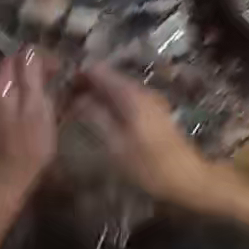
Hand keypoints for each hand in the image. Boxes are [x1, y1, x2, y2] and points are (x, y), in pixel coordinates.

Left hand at [0, 50, 58, 198]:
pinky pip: (17, 97)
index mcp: (0, 85)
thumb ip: (32, 77)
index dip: (44, 57)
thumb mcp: (36, 109)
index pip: (21, 54)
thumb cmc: (26, 147)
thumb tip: (31, 50)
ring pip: (18, 82)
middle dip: (41, 69)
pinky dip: (32, 97)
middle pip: (18, 67)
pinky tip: (45, 109)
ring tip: (58, 94)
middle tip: (63, 81)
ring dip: (38, 84)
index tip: (63, 69)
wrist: (5, 184)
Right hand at [72, 64, 218, 206]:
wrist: (188, 177)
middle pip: (110, 78)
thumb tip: (77, 97)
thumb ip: (97, 117)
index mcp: (132, 96)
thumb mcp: (117, 146)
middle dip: (87, 84)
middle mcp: (142, 91)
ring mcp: (151, 100)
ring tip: (76, 107)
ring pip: (118, 88)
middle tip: (64, 99)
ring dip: (98, 94)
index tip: (60, 85)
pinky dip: (111, 102)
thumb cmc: (150, 166)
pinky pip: (127, 98)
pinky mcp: (154, 111)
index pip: (100, 71)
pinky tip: (100, 115)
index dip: (79, 74)